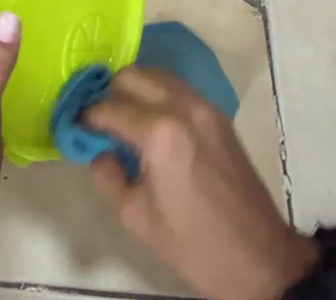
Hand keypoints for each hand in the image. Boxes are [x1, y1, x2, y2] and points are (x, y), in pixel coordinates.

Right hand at [85, 69, 316, 299]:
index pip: (108, 107)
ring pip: (155, 74)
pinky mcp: (218, 114)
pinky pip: (177, 87)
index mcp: (159, 132)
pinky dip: (157, 93)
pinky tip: (150, 121)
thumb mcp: (136, 217)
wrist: (261, 259)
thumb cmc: (194, 244)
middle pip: (131, 76)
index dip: (86, 118)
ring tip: (123, 118)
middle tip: (98, 122)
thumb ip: (107, 174)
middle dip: (108, 94)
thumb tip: (98, 149)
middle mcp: (182, 107)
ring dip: (133, 89)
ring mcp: (204, 106)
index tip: (74, 128)